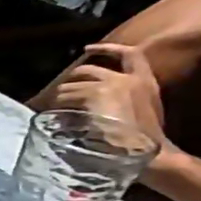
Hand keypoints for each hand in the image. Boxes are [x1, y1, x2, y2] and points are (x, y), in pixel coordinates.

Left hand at [45, 43, 167, 148]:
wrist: (150, 153)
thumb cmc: (146, 140)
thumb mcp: (143, 111)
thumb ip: (125, 99)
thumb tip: (97, 100)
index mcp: (145, 81)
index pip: (130, 55)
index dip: (108, 48)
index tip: (89, 47)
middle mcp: (127, 79)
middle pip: (86, 70)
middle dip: (69, 80)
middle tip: (58, 94)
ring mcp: (110, 86)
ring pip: (69, 86)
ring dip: (57, 97)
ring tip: (50, 110)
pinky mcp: (93, 96)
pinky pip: (63, 97)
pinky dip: (54, 106)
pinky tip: (50, 115)